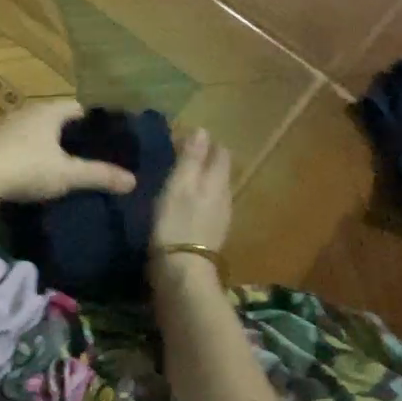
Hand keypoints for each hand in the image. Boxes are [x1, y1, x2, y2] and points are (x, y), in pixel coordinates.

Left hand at [0, 100, 135, 202]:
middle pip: (56, 118)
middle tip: (91, 154)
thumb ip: (99, 175)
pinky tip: (35, 170)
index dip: (95, 123)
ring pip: (36, 131)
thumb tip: (133, 181)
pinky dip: (30, 153)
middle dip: (73, 134)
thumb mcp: (67, 175)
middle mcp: (26, 111)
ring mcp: (5, 126)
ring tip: (66, 164)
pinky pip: (19, 143)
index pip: (78, 108)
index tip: (108, 140)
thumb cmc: (24, 168)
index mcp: (48, 111)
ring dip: (49, 144)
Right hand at [153, 127, 231, 251]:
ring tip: (180, 178)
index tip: (187, 138)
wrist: (182, 270)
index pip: (220, 154)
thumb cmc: (176, 222)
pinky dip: (197, 199)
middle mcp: (224, 197)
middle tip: (180, 155)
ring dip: (200, 181)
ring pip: (214, 190)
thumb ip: (191, 159)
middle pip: (219, 172)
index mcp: (217, 182)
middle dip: (205, 161)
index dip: (207, 143)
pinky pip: (207, 207)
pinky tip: (184, 204)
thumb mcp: (179, 185)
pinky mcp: (209, 234)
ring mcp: (220, 218)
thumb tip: (203, 130)